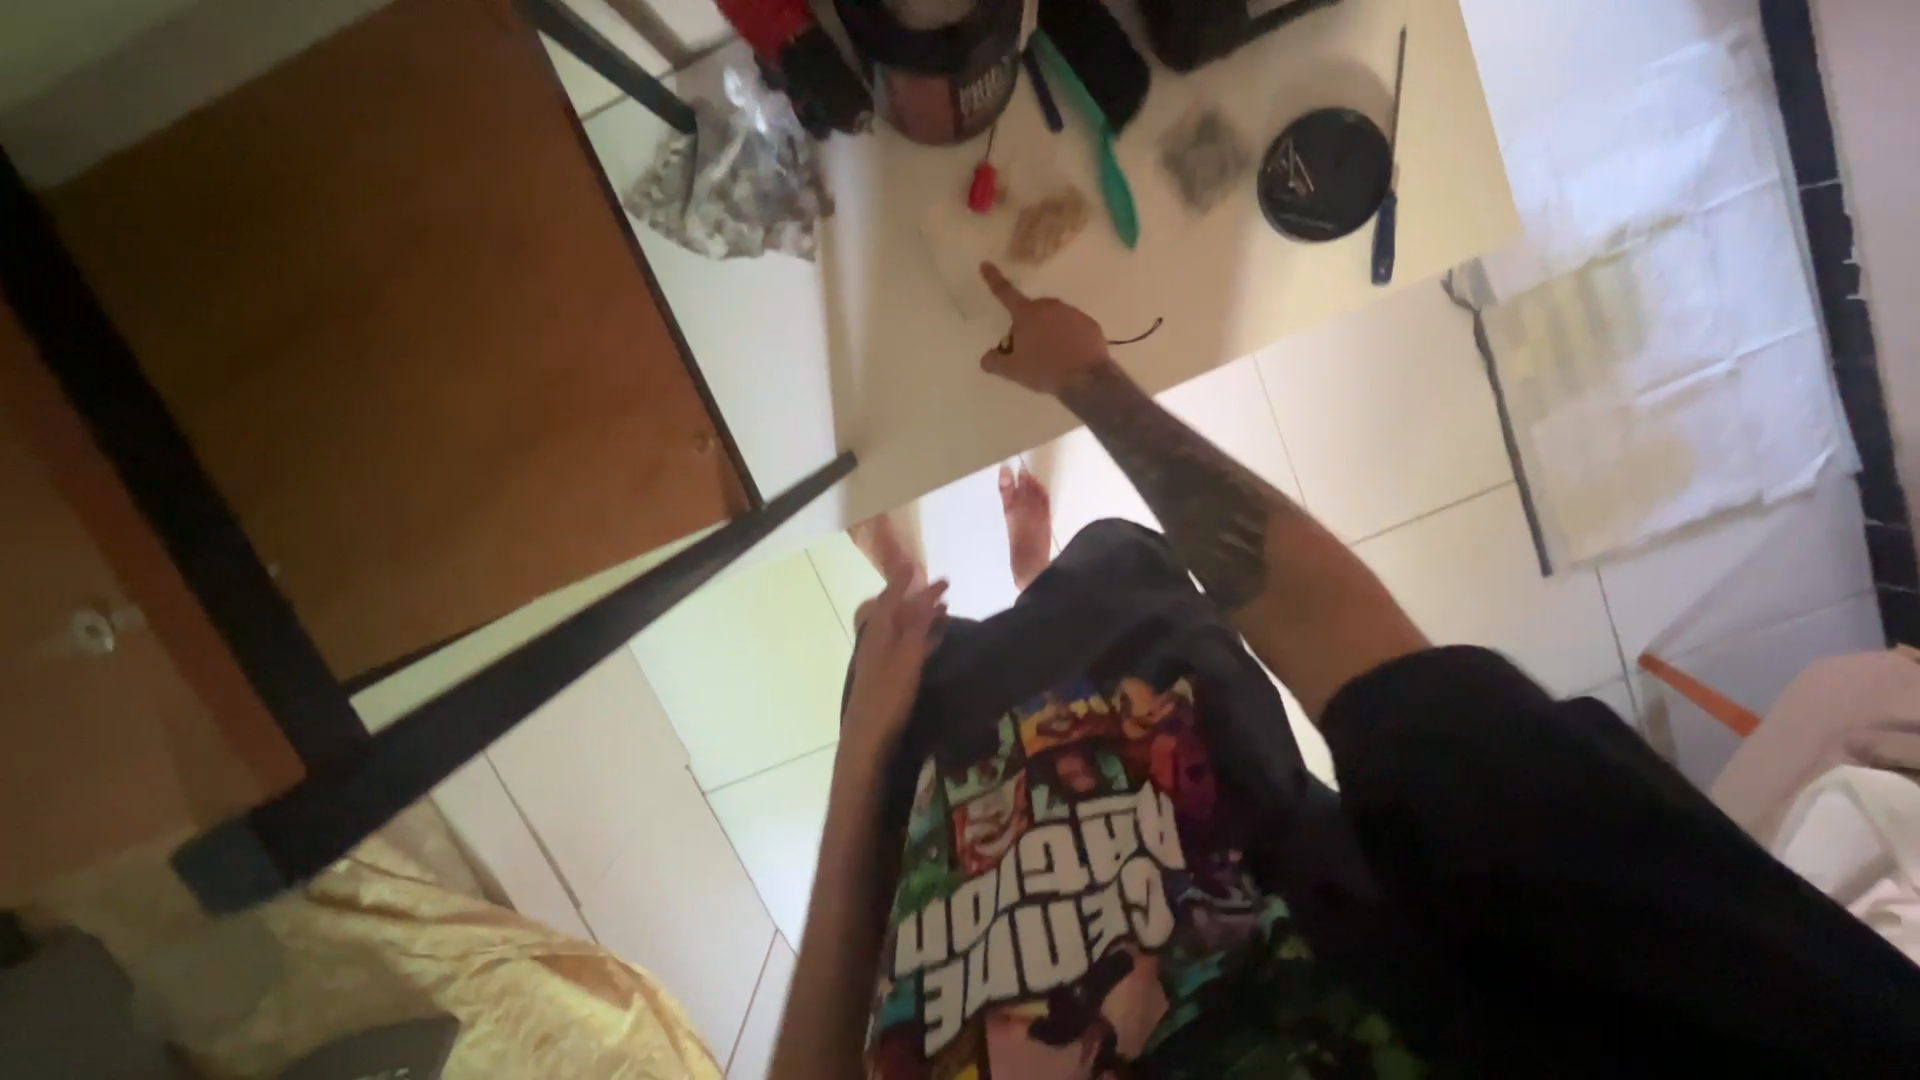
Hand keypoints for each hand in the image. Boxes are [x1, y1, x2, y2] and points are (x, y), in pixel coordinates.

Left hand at [842, 572, 949, 761]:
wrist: (868, 739)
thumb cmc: (887, 697)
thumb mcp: (906, 658)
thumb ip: (916, 627)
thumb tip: (924, 595)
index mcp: (879, 632)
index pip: (891, 597)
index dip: (904, 580)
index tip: (918, 563)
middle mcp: (878, 641)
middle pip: (898, 611)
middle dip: (918, 596)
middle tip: (943, 585)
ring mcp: (883, 659)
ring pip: (904, 628)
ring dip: (923, 615)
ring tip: (946, 606)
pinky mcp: (890, 676)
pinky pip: (909, 646)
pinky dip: (923, 636)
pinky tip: (938, 638)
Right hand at [977, 262, 1111, 395]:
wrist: (1086, 379)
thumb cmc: (1044, 370)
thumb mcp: (1013, 370)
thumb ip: (994, 362)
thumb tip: (986, 358)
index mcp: (1027, 314)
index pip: (1005, 293)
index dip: (994, 279)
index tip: (986, 264)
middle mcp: (1049, 306)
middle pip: (1032, 312)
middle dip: (1028, 326)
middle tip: (1029, 351)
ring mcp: (1072, 313)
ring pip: (1054, 319)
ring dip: (1050, 332)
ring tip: (1052, 357)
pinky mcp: (1089, 324)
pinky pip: (1073, 327)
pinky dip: (1069, 338)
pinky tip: (1070, 356)